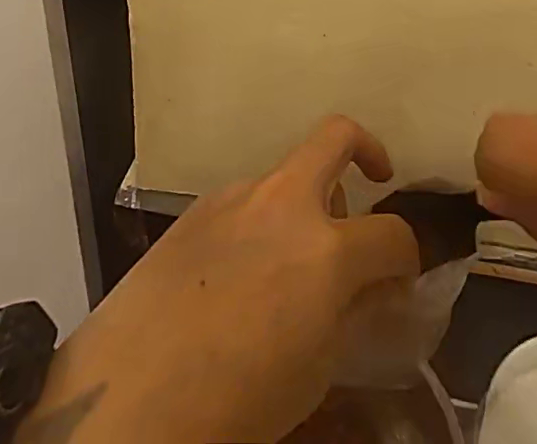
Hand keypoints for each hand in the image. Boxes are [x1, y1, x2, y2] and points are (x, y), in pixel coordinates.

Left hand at [17, 116, 419, 443]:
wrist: (128, 398)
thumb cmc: (237, 401)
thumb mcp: (317, 368)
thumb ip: (354, 311)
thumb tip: (375, 287)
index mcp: (325, 248)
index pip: (393, 233)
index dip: (408, 256)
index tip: (402, 275)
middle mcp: (283, 203)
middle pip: (337, 135)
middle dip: (367, 148)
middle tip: (375, 179)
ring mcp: (235, 198)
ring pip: (287, 175)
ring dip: (307, 200)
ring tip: (294, 256)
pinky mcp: (196, 208)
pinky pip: (246, 201)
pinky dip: (263, 220)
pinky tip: (244, 270)